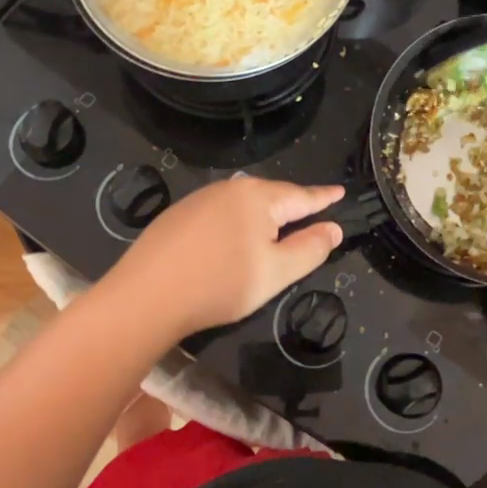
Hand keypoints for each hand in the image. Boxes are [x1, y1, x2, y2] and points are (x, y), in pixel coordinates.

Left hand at [105, 177, 344, 333]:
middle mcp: (230, 189)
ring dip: (263, 216)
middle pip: (272, 196)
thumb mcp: (276, 273)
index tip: (340, 192)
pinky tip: (232, 242)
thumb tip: (333, 228)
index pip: (301, 196)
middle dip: (293, 206)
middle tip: (312, 215)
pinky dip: (236, 224)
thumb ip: (310, 249)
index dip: (323, 197)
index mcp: (258, 198)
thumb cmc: (219, 285)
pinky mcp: (178, 216)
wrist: (146, 297)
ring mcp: (200, 200)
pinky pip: (220, 213)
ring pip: (244, 204)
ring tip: (276, 231)